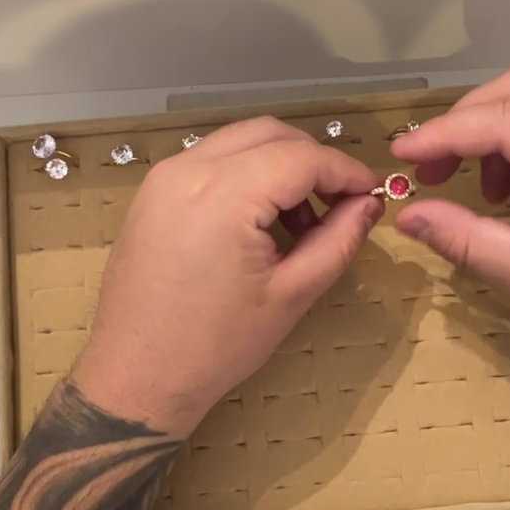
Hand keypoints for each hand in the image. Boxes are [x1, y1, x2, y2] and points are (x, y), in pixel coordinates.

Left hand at [73, 118, 384, 435]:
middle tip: (339, 204)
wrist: (138, 376)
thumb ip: (338, 240)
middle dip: (313, 160)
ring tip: (299, 222)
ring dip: (278, 166)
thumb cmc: (214, 346)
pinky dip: (245, 175)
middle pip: (269, 133)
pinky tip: (259, 221)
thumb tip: (368, 204)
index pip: (302, 157)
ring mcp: (162, 178)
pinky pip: (210, 162)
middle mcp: (187, 170)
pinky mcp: (150, 194)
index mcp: (223, 193)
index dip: (345, 170)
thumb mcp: (291, 294)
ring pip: (238, 143)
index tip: (371, 192)